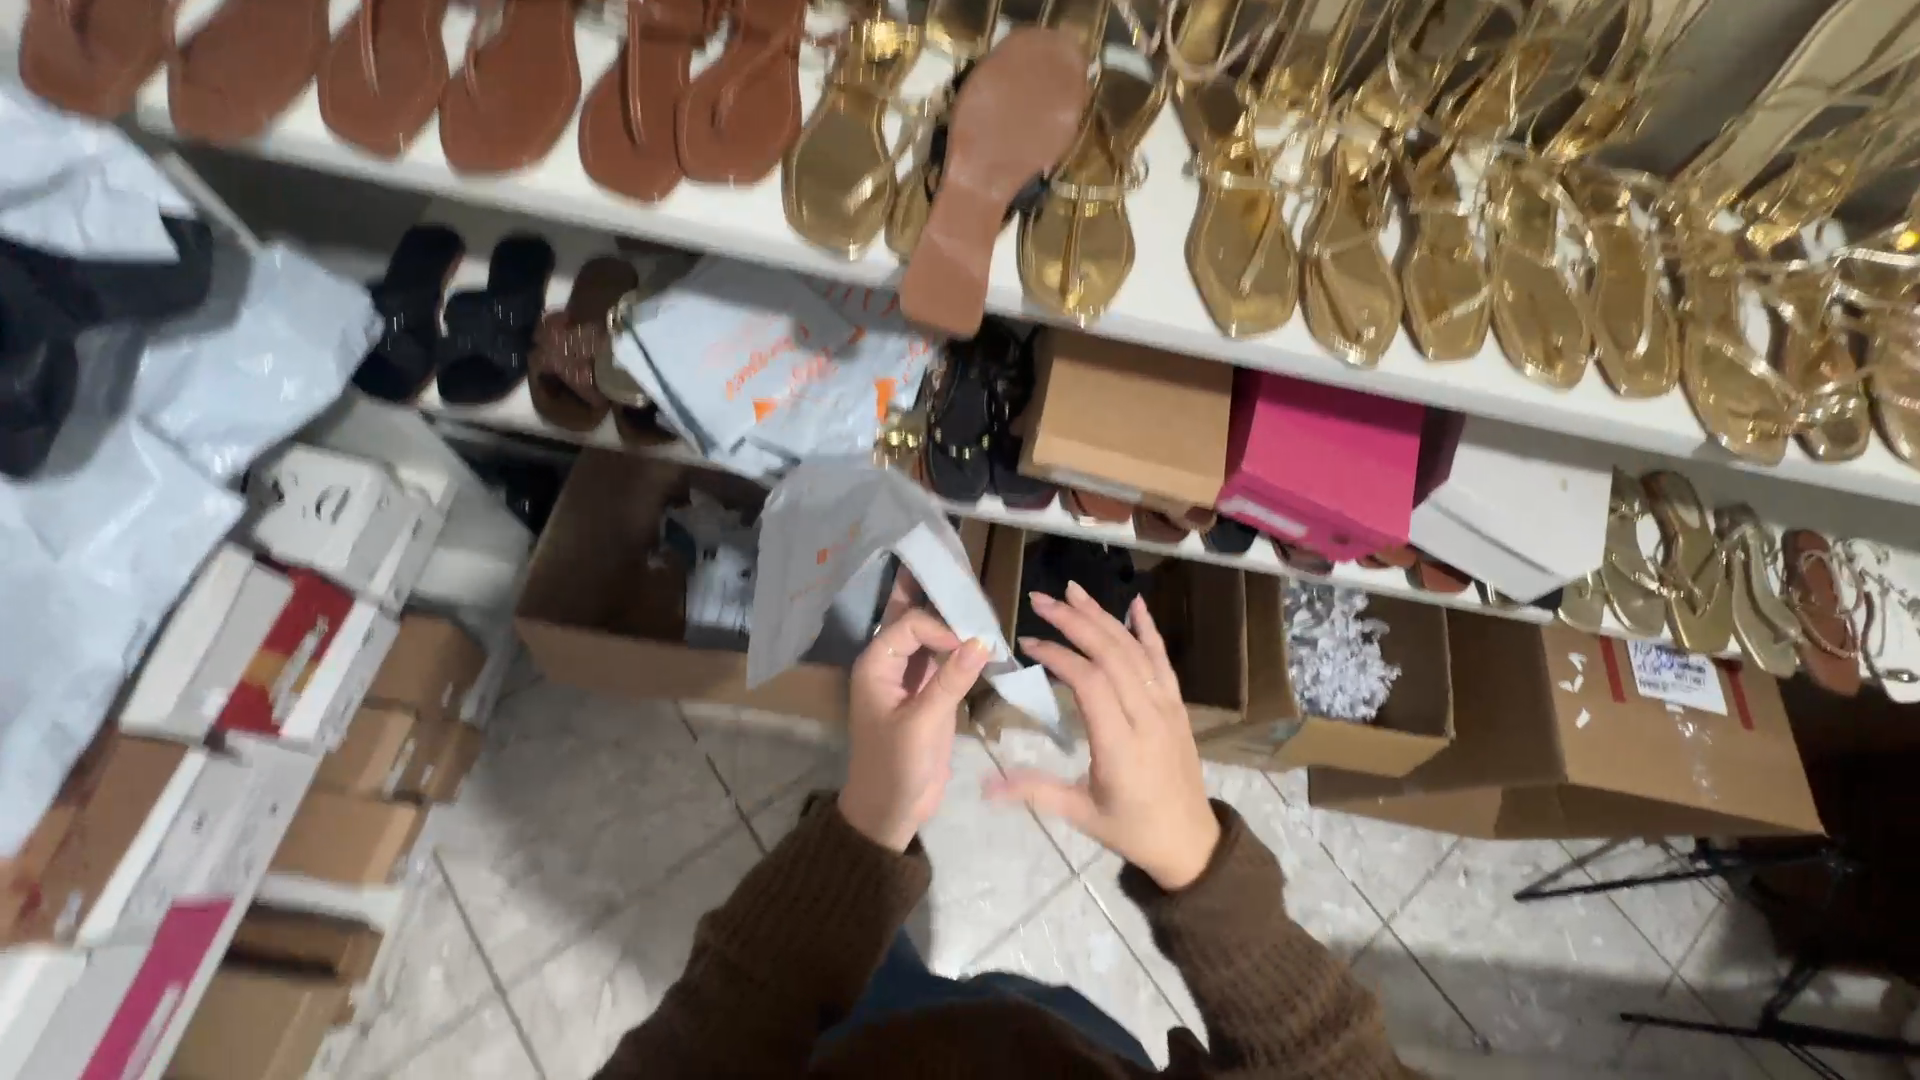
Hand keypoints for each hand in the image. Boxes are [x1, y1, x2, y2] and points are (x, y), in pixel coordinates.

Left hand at [840, 574, 991, 851]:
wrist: (890, 810)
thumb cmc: (895, 767)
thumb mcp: (922, 724)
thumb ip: (951, 680)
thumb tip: (982, 641)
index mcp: (875, 664)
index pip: (910, 624)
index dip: (940, 626)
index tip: (971, 642)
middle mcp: (890, 663)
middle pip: (911, 617)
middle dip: (933, 596)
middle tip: (962, 570)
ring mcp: (910, 677)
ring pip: (929, 635)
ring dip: (950, 619)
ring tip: (976, 596)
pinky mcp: (928, 692)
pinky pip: (943, 658)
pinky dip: (959, 646)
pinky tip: (979, 632)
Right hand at [985, 583, 1219, 890]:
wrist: (1191, 842)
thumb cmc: (1131, 829)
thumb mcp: (1079, 814)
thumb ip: (1034, 792)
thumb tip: (984, 787)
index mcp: (1120, 744)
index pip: (1090, 682)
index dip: (1058, 657)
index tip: (1028, 644)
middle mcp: (1147, 717)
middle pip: (1112, 655)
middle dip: (1074, 622)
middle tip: (1040, 600)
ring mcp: (1167, 708)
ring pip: (1135, 651)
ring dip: (1103, 617)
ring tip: (1073, 591)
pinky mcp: (1177, 706)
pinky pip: (1164, 660)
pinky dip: (1149, 629)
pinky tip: (1135, 604)